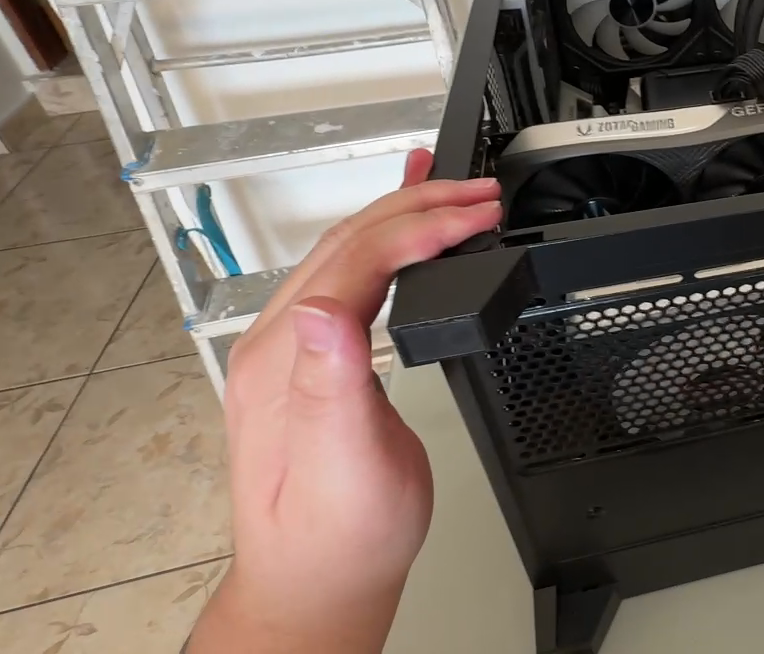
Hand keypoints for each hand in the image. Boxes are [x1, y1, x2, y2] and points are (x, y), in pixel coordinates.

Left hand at [192, 150, 502, 653]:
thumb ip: (331, 384)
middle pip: (351, 240)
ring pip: (349, 247)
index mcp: (286, 359)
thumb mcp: (344, 465)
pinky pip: (348, 271)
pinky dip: (383, 233)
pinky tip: (403, 220)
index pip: (358, 260)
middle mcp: (282, 342)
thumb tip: (326, 310)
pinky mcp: (317, 356)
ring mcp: (296, 346)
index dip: (423, 228)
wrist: (319, 579)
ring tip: (451, 183)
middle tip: (480, 192)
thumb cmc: (340, 532)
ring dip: (406, 209)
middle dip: (422, 204)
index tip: (477, 214)